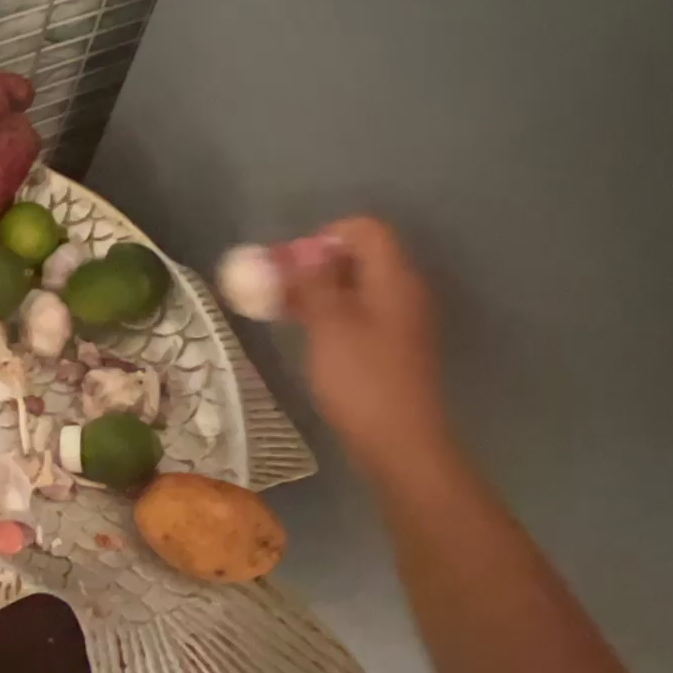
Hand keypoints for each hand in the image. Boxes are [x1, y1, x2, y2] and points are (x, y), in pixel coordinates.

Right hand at [277, 216, 450, 479]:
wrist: (397, 441)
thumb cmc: (361, 380)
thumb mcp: (329, 325)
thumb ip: (314, 282)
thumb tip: (303, 251)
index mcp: (393, 279)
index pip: (364, 231)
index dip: (323, 237)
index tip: (288, 263)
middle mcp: (401, 293)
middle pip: (358, 258)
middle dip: (312, 264)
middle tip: (272, 283)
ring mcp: (396, 322)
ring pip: (353, 288)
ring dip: (315, 290)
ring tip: (276, 306)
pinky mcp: (387, 348)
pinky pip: (355, 314)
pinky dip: (326, 313)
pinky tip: (299, 329)